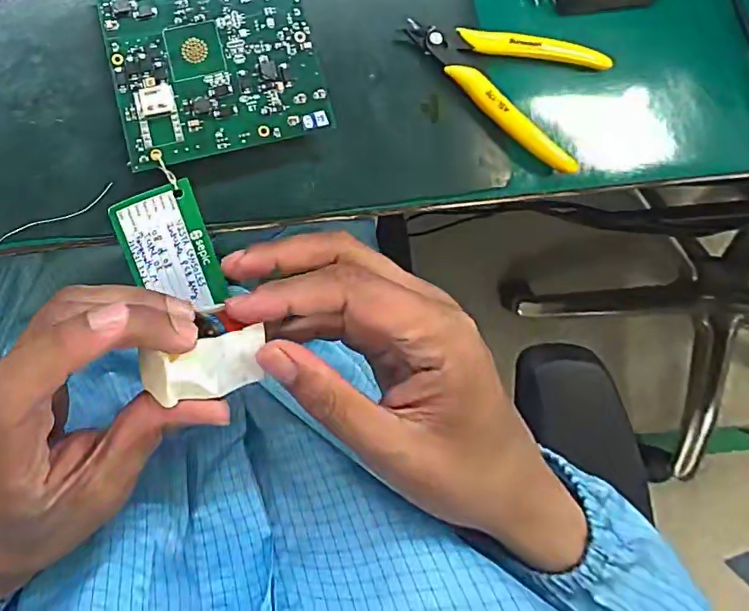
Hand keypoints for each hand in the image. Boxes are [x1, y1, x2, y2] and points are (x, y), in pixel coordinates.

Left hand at [0, 285, 230, 599]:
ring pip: (70, 304)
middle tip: (190, 324)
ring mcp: (15, 354)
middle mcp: (5, 368)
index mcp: (7, 407)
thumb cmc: (33, 522)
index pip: (52, 347)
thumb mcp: (93, 494)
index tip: (163, 325)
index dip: (103, 329)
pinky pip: (71, 314)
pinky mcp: (31, 351)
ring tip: (178, 317)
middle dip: (131, 309)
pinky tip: (146, 318)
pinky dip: (113, 308)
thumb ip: (141, 437)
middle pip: (66, 313)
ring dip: (126, 301)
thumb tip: (210, 404)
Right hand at [222, 235, 587, 572]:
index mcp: (434, 331)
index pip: (347, 289)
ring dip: (288, 271)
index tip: (240, 310)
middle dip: (282, 257)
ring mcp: (412, 306)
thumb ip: (330, 400)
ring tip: (240, 288)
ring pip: (340, 264)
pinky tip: (272, 320)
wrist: (517, 494)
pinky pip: (343, 293)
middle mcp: (425, 304)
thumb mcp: (394, 453)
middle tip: (232, 269)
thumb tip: (267, 353)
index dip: (288, 294)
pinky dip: (302, 300)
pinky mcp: (397, 319)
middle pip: (343, 254)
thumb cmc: (465, 478)